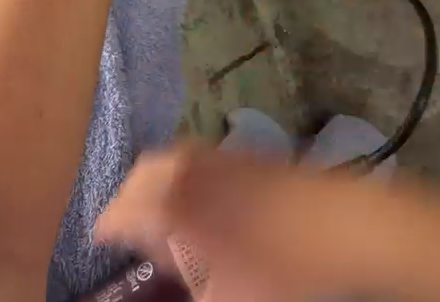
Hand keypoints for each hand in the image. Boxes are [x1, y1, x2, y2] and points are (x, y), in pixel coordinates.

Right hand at [94, 144, 376, 301]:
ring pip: (166, 161)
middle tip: (130, 232)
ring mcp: (214, 154)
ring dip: (154, 185)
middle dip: (128, 202)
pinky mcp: (240, 152)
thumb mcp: (223, 297)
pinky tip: (197, 203)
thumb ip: (186, 287)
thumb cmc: (278, 269)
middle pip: (140, 176)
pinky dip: (180, 175)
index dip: (108, 230)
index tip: (101, 243)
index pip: (121, 211)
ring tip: (162, 218)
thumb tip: (172, 287)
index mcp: (171, 203)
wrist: (339, 223)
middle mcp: (185, 168)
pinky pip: (193, 156)